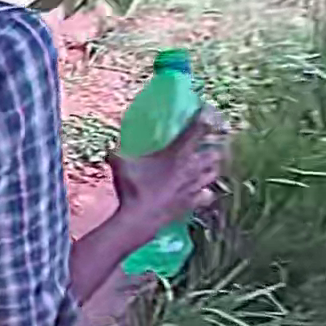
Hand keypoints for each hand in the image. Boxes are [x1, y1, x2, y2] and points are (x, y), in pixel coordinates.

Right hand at [108, 107, 225, 230]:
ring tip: (208, 163)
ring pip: (214, 172)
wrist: (140, 217)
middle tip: (210, 140)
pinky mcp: (193, 202)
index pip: (198, 129)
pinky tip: (202, 190)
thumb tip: (110, 147)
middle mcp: (191, 167)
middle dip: (215, 144)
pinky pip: (207, 194)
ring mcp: (195, 186)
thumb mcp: (119, 164)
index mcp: (177, 153)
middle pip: (215, 151)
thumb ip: (117, 152)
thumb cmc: (131, 187)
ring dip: (213, 166)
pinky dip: (206, 191)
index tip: (206, 108)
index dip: (204, 116)